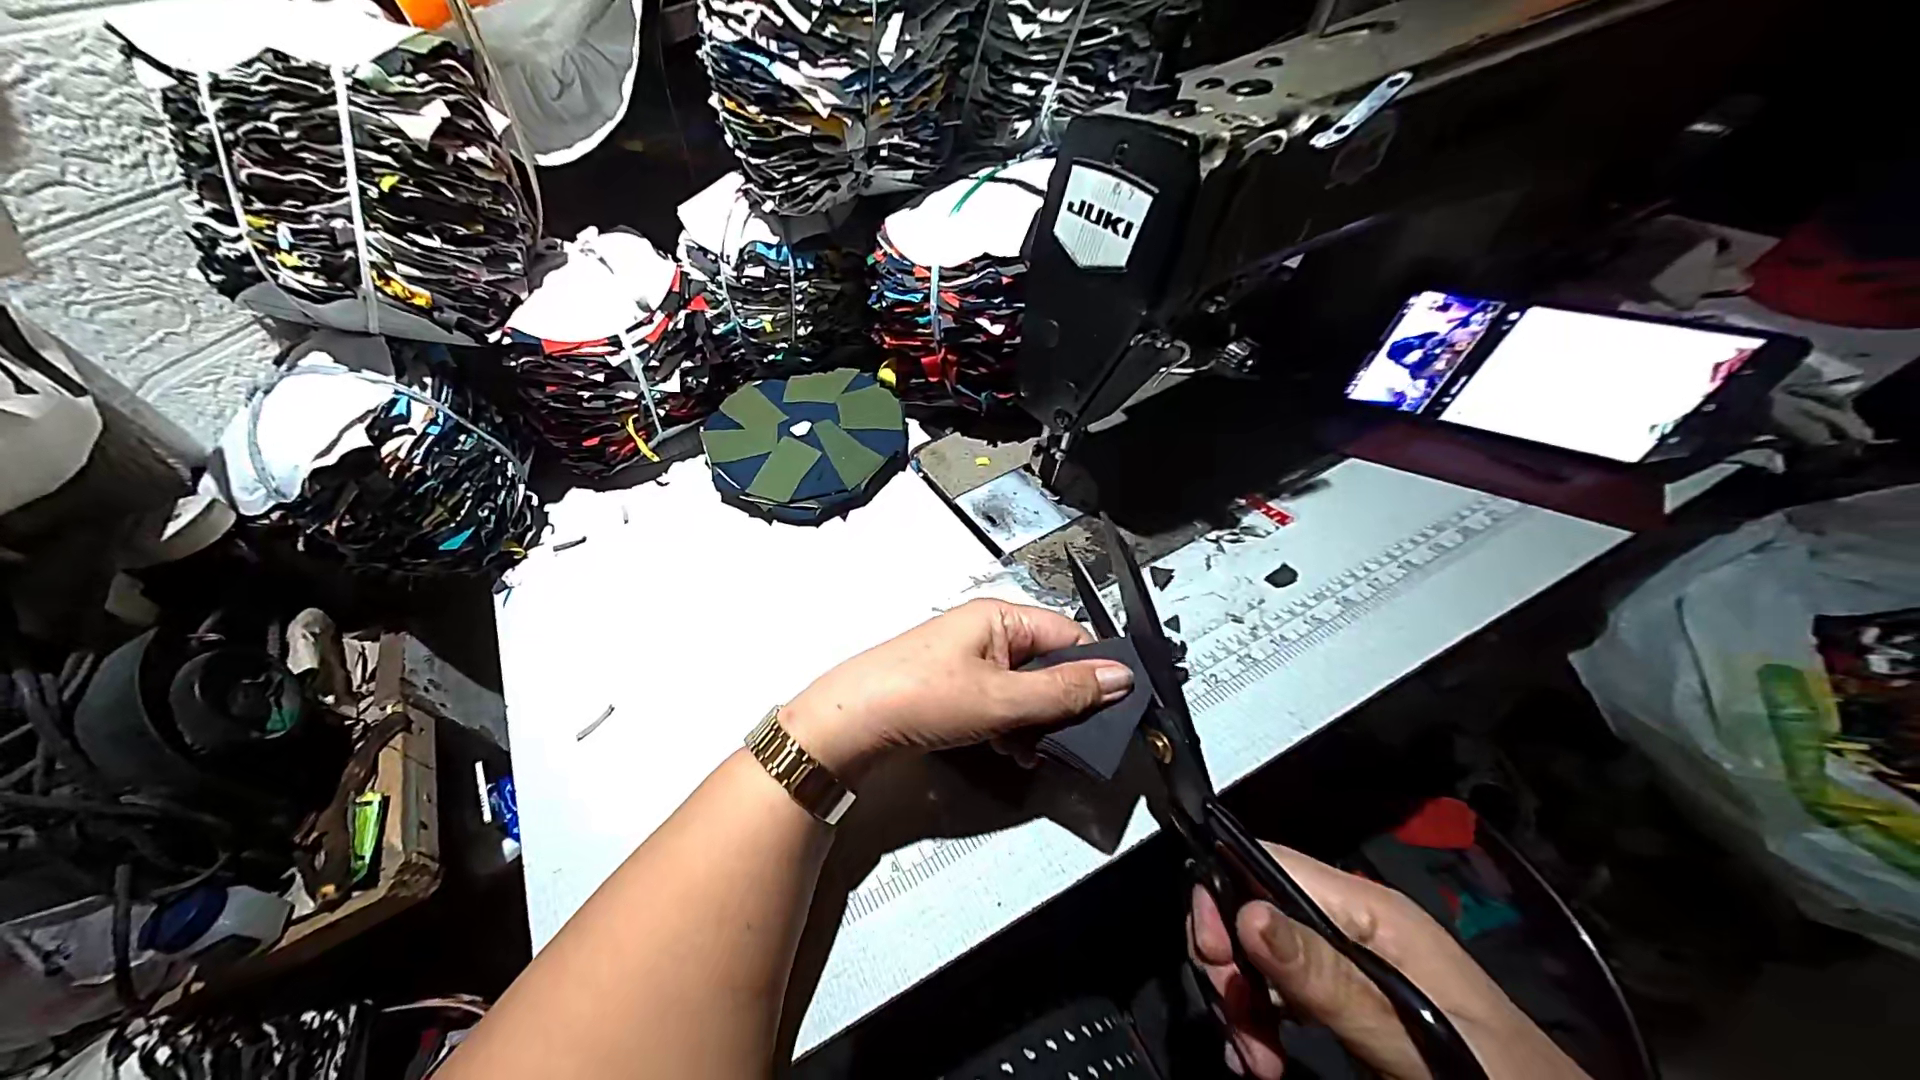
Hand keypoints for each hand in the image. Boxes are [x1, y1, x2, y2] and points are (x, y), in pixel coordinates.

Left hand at [781, 598, 1133, 784]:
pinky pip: (1000, 703)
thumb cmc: (918, 696)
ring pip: (1025, 688)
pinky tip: (1007, 750)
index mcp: (1000, 617)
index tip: (1110, 705)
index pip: (1069, 634)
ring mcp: (969, 661)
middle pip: (1048, 663)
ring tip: (1029, 749)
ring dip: (1035, 720)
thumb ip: (1065, 690)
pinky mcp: (955, 688)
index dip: (1093, 669)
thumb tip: (1118, 677)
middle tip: (1066, 735)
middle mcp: (986, 633)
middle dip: (1061, 702)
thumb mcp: (1003, 698)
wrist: (849, 725)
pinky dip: (1010, 726)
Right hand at [1189, 843, 1590, 1079]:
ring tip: (1253, 1057)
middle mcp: (1350, 923)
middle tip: (1235, 1020)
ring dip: (1238, 998)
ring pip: (1253, 952)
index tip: (1209, 953)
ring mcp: (1344, 962)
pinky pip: (1272, 991)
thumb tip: (1247, 915)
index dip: (1221, 893)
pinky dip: (1253, 1020)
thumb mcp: (1421, 1041)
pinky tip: (1258, 1057)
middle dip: (1225, 957)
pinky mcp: (1340, 1000)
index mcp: (1371, 910)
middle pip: (1249, 906)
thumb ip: (1333, 979)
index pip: (1265, 862)